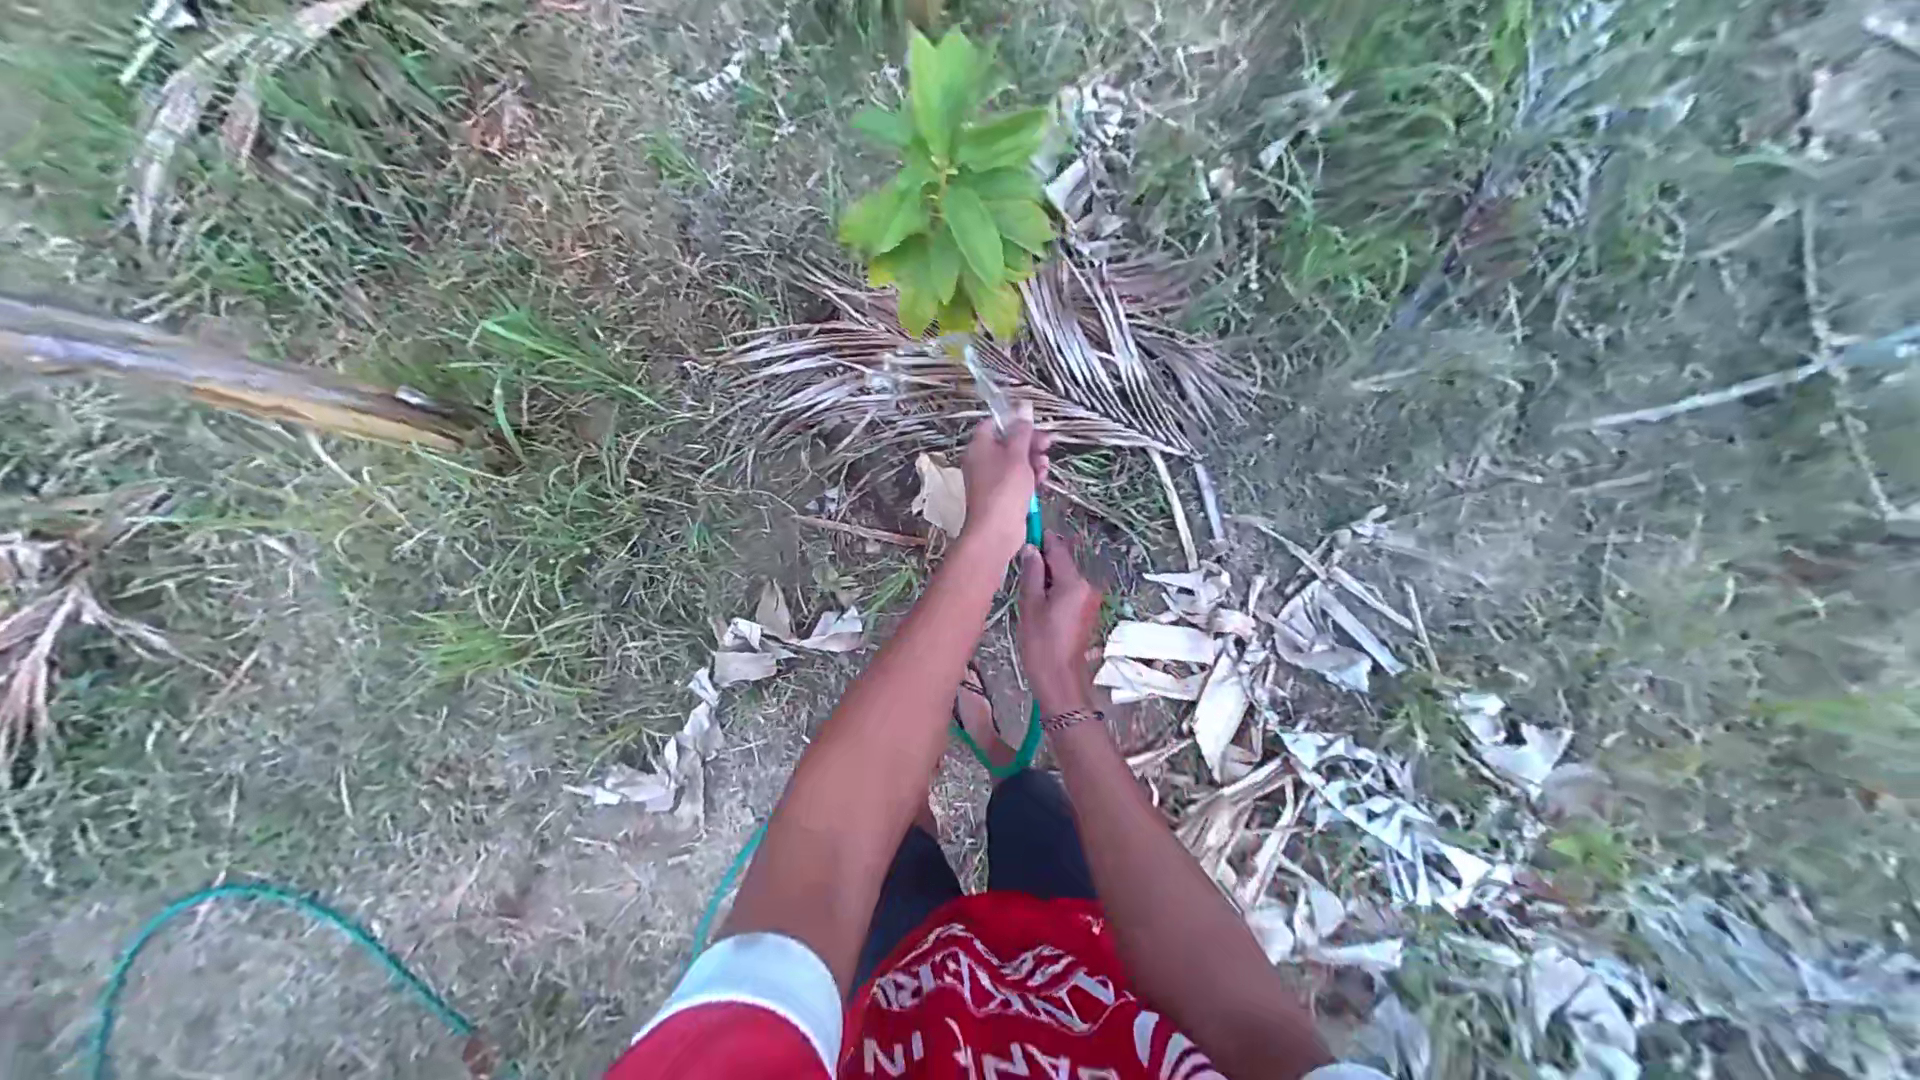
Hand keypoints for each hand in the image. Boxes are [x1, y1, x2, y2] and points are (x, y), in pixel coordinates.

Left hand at [958, 405, 1050, 561]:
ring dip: (1033, 461)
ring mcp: (991, 479)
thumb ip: (1022, 431)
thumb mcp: (1017, 454)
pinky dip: (1029, 477)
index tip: (1032, 424)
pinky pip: (1017, 480)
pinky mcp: (1002, 495)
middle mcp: (982, 461)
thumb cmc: (1005, 488)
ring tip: (1044, 466)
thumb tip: (1023, 406)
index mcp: (979, 446)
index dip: (1013, 421)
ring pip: (1016, 462)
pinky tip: (1041, 480)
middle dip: (1030, 443)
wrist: (996, 530)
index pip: (993, 424)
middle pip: (1007, 443)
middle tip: (1047, 444)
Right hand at [1016, 533, 1103, 717]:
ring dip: (1048, 576)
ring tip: (1027, 589)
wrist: (1060, 680)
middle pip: (1063, 562)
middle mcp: (1087, 586)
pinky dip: (1055, 589)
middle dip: (1043, 559)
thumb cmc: (1040, 644)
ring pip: (1065, 576)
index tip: (1026, 531)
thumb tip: (1031, 549)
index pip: (1058, 549)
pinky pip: (1069, 590)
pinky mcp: (1087, 611)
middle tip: (1020, 566)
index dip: (1042, 539)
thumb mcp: (1030, 605)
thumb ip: (1031, 573)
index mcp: (1074, 582)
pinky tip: (1039, 602)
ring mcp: (1090, 599)